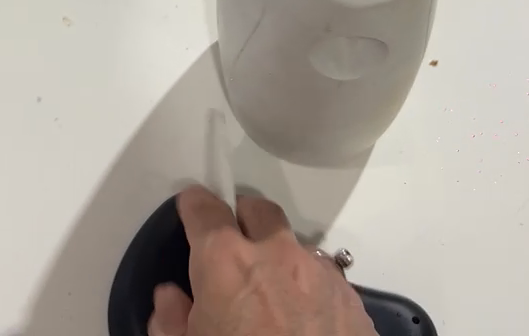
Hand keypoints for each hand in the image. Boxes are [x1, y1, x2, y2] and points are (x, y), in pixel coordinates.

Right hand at [149, 186, 373, 335]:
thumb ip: (171, 319)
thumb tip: (173, 297)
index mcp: (224, 258)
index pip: (202, 205)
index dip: (193, 211)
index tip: (191, 223)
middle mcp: (275, 253)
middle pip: (258, 211)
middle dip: (243, 222)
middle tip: (235, 256)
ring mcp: (321, 278)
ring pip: (297, 248)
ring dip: (283, 263)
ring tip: (278, 303)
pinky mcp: (357, 308)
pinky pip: (329, 283)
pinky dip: (314, 295)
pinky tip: (309, 330)